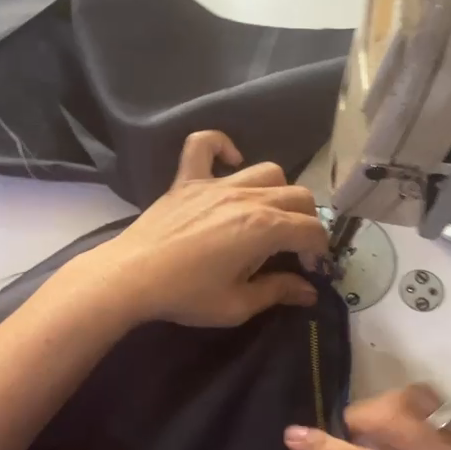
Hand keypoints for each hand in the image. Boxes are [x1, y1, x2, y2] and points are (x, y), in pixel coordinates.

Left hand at [68, 131, 328, 327]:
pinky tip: (229, 163)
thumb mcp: (237, 305)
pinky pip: (204, 144)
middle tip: (292, 248)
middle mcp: (248, 197)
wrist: (132, 277)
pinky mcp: (187, 180)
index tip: (309, 270)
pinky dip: (220, 146)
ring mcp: (216, 184)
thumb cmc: (186, 296)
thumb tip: (308, 292)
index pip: (312, 230)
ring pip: (267, 170)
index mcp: (265, 228)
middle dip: (306, 222)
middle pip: (299, 195)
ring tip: (267, 215)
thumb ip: (278, 293)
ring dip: (278, 191)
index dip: (319, 252)